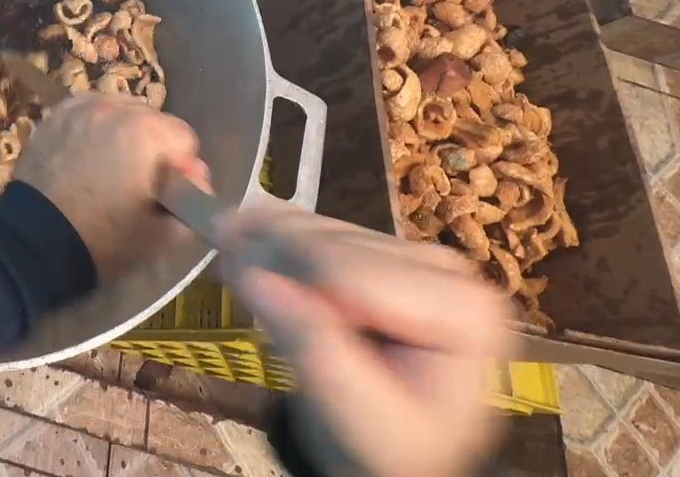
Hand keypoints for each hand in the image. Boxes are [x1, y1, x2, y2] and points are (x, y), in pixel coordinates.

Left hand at [13, 94, 207, 275]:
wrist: (37, 238)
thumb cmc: (104, 237)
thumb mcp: (163, 233)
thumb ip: (194, 202)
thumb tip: (197, 180)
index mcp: (145, 133)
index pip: (185, 137)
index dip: (182, 165)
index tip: (167, 189)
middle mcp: (114, 108)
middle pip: (153, 118)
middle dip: (154, 146)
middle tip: (138, 180)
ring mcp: (80, 107)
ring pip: (121, 110)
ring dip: (125, 132)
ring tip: (111, 165)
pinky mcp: (56, 114)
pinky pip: (89, 110)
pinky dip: (96, 125)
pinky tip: (88, 151)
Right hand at [215, 203, 514, 476]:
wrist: (391, 454)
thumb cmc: (386, 446)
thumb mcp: (356, 418)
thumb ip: (313, 348)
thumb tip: (253, 277)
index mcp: (463, 310)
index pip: (353, 271)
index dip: (288, 272)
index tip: (229, 273)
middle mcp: (444, 269)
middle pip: (332, 243)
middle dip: (270, 252)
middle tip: (216, 256)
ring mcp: (410, 254)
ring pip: (315, 228)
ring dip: (262, 238)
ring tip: (221, 250)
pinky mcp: (378, 248)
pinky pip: (313, 226)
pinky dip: (269, 232)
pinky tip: (240, 240)